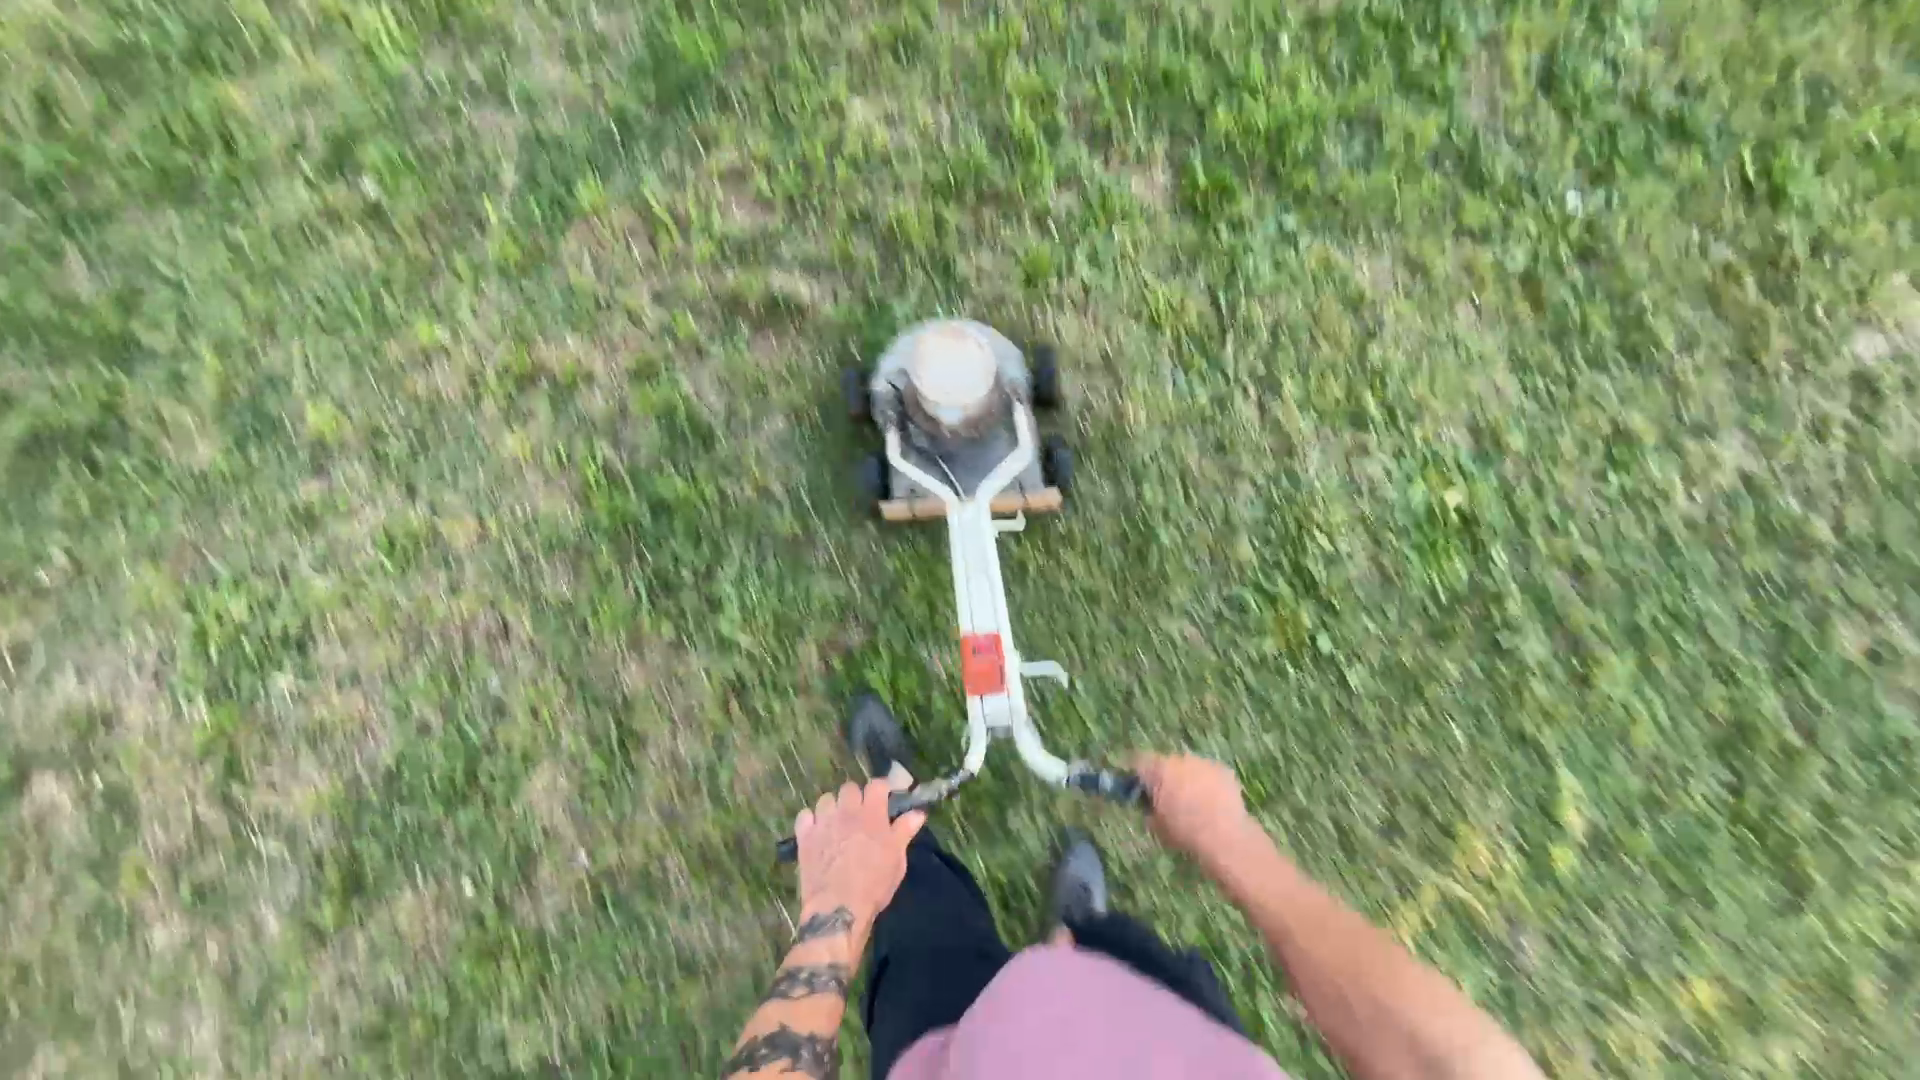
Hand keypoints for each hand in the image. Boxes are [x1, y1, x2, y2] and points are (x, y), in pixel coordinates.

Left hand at [793, 780, 925, 943]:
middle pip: (849, 788)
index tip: (885, 797)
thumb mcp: (897, 859)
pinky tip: (817, 831)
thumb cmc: (874, 884)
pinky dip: (811, 820)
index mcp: (872, 814)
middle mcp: (847, 811)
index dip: (882, 788)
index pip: (877, 784)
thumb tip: (918, 812)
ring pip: (826, 799)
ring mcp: (824, 822)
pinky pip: (805, 816)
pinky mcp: (805, 836)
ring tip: (838, 822)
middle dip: (856, 797)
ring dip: (834, 807)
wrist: (839, 908)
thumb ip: (904, 831)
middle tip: (861, 814)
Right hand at [1134, 753, 1259, 861]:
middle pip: (1165, 763)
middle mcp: (1179, 759)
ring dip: (1186, 778)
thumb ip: (1148, 808)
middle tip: (1166, 797)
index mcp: (1157, 770)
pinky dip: (1207, 782)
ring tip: (1193, 801)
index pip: (1138, 762)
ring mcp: (1203, 762)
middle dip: (1163, 776)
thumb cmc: (1184, 833)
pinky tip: (1212, 801)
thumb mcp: (1155, 825)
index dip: (1135, 774)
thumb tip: (1148, 805)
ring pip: (1188, 766)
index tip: (1136, 787)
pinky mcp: (1222, 769)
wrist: (1224, 837)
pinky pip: (1208, 772)